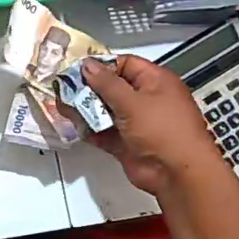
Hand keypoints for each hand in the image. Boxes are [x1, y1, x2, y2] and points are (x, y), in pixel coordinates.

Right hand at [79, 55, 229, 196]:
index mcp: (155, 82)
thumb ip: (106, 83)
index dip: (102, 66)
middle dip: (89, 88)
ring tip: (62, 104)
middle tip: (64, 87)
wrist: (176, 173)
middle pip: (112, 87)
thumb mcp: (132, 102)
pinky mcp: (125, 143)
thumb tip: (87, 65)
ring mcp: (135, 123)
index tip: (77, 70)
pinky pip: (103, 132)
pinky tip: (72, 125)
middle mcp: (145, 99)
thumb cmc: (162, 130)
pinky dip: (89, 129)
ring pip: (105, 110)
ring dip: (85, 109)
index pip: (125, 64)